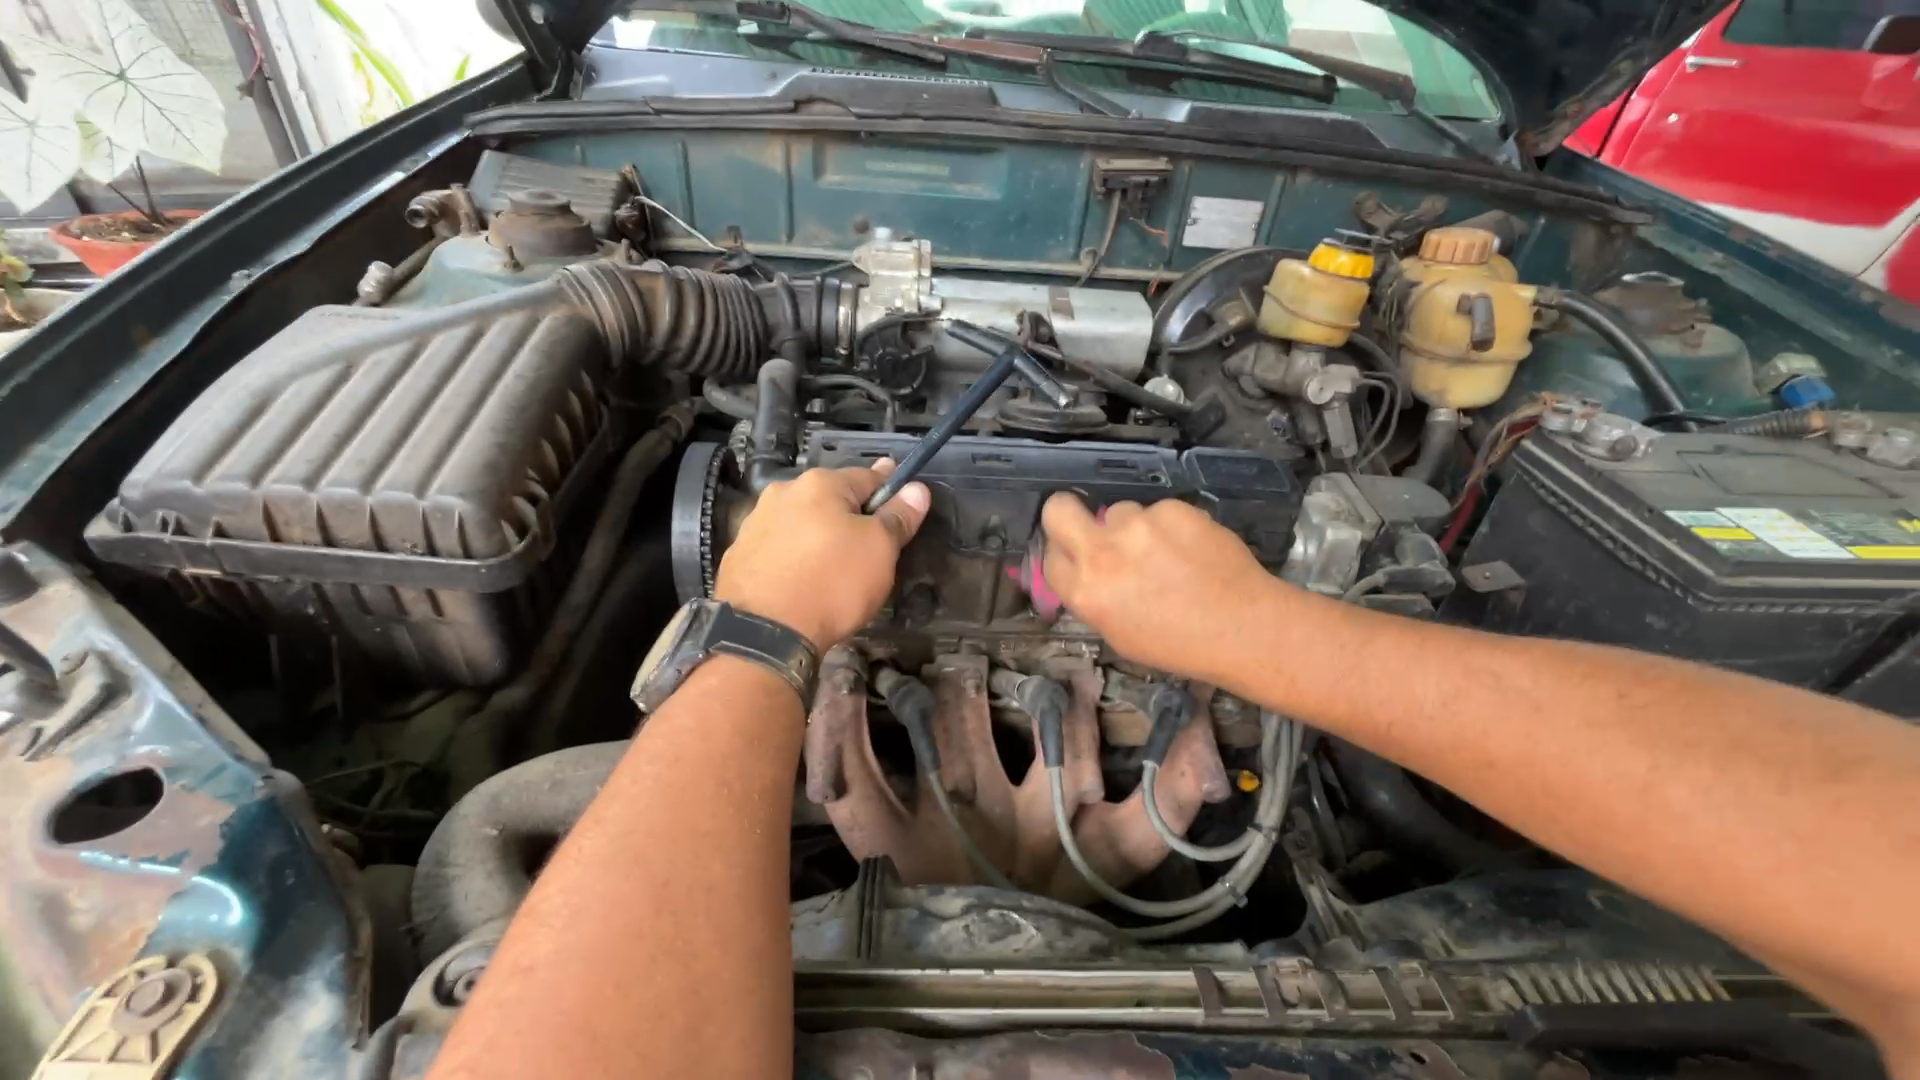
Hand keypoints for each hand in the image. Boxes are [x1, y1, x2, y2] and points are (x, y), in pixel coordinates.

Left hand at [715, 459, 930, 650]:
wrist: (762, 633)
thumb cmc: (830, 583)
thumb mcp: (879, 549)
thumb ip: (898, 517)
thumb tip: (917, 489)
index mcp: (820, 483)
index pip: (869, 476)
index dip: (891, 491)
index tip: (904, 503)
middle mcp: (783, 492)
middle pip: (831, 499)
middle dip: (851, 516)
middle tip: (871, 546)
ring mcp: (756, 523)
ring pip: (803, 523)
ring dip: (820, 536)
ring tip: (834, 568)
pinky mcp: (739, 555)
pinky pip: (780, 548)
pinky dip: (795, 557)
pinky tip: (803, 581)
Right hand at [1040, 493, 1276, 682]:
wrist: (1244, 628)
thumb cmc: (1179, 645)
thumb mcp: (1118, 635)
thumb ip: (1093, 597)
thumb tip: (1086, 573)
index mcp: (1085, 592)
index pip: (1049, 556)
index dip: (1064, 556)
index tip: (1078, 558)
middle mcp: (1103, 552)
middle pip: (1058, 509)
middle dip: (1067, 514)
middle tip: (1092, 529)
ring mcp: (1138, 525)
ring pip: (1120, 512)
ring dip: (1134, 529)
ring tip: (1167, 555)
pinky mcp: (1172, 509)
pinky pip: (1159, 512)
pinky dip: (1170, 527)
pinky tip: (1192, 550)